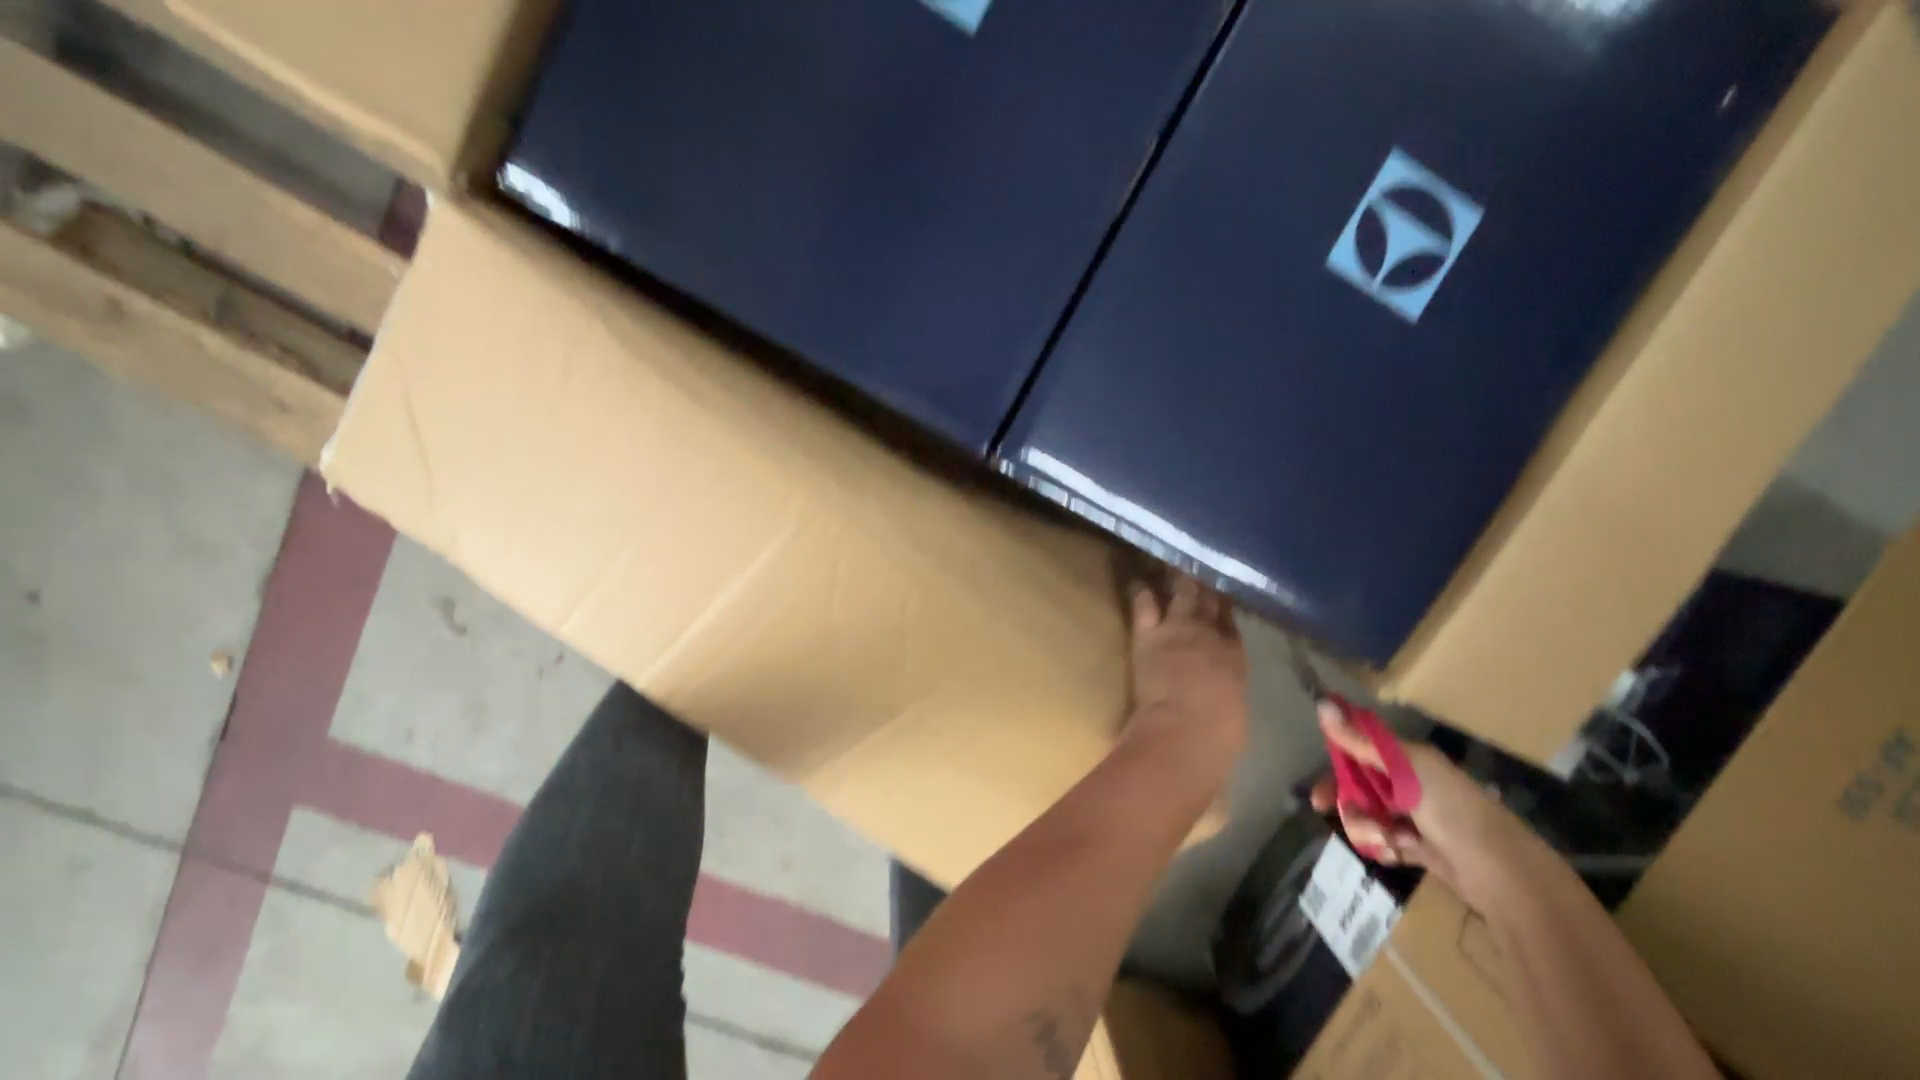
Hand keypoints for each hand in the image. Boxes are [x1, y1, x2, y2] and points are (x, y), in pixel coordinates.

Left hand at [1124, 576, 1248, 773]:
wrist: (1188, 729)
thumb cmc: (1218, 732)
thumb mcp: (1231, 710)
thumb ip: (1225, 692)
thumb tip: (1218, 694)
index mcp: (1235, 657)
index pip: (1230, 624)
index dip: (1224, 607)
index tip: (1221, 592)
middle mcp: (1211, 635)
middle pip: (1209, 601)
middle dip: (1205, 583)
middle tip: (1199, 564)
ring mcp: (1180, 630)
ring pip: (1182, 594)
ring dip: (1179, 578)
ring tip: (1174, 561)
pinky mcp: (1150, 635)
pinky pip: (1145, 606)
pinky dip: (1142, 592)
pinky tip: (1138, 579)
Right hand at [1309, 700, 1531, 904]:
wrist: (1499, 870)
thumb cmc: (1452, 809)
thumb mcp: (1405, 771)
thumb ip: (1362, 743)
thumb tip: (1322, 702)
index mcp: (1409, 759)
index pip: (1360, 751)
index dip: (1337, 763)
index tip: (1319, 787)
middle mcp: (1410, 783)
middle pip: (1359, 787)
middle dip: (1348, 803)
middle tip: (1330, 811)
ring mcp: (1415, 816)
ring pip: (1369, 817)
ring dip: (1368, 829)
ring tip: (1387, 841)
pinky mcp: (1420, 846)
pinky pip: (1386, 843)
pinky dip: (1387, 849)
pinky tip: (1397, 853)